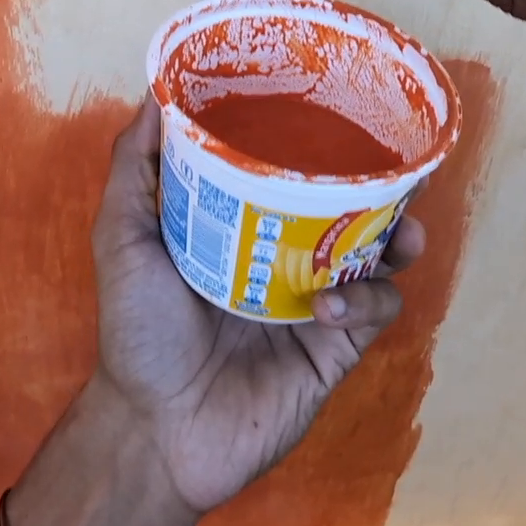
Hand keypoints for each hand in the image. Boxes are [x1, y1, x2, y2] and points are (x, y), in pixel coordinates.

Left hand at [2, 102, 424, 525]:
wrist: (157, 428)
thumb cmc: (136, 329)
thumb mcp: (122, 238)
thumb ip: (133, 169)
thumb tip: (154, 96)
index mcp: (241, 227)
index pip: (285, 175)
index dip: (309, 145)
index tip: (327, 112)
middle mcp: (282, 257)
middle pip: (339, 210)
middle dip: (372, 188)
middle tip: (388, 169)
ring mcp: (311, 301)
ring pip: (373, 258)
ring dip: (394, 239)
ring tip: (403, 228)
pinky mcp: (333, 346)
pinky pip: (373, 312)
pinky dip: (365, 301)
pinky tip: (330, 304)